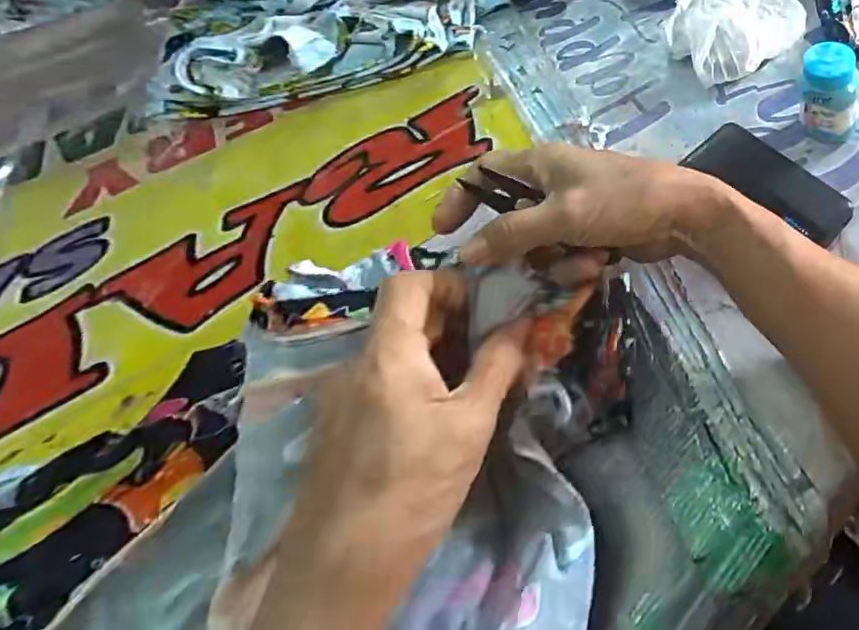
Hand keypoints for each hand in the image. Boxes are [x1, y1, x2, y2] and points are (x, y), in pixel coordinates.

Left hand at [248, 271, 529, 629]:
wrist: (337, 577)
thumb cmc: (413, 490)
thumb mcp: (471, 424)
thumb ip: (498, 363)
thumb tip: (523, 320)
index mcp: (386, 353)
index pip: (409, 280)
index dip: (449, 281)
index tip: (483, 307)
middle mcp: (354, 364)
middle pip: (403, 314)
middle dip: (452, 319)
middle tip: (490, 345)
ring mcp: (338, 396)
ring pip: (392, 348)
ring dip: (435, 350)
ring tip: (471, 381)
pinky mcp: (335, 426)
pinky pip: (379, 378)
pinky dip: (413, 377)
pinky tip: (437, 414)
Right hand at [432, 145, 726, 276]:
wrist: (681, 213)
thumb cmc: (620, 201)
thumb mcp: (562, 215)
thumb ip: (511, 233)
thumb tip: (465, 252)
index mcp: (540, 162)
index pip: (483, 171)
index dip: (459, 197)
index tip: (442, 233)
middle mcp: (552, 182)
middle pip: (511, 219)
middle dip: (522, 248)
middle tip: (532, 263)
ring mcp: (574, 208)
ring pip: (539, 244)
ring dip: (557, 260)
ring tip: (587, 260)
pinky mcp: (592, 231)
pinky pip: (566, 253)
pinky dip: (578, 262)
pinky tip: (602, 262)